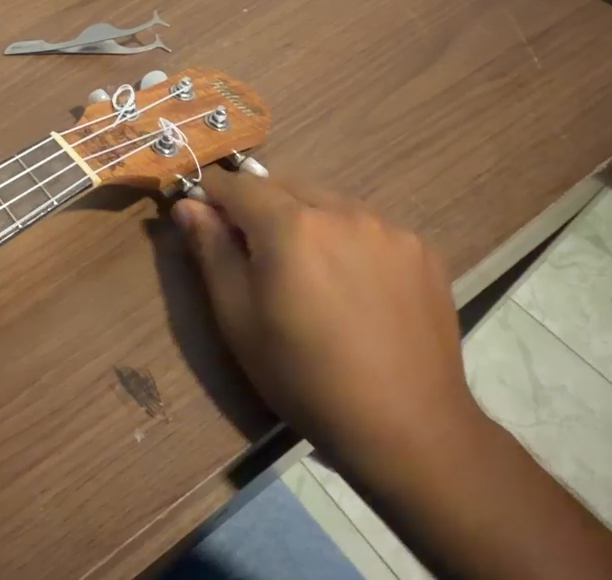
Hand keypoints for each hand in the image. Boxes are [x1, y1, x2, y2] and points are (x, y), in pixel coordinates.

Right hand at [172, 171, 481, 474]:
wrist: (406, 427)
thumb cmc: (303, 375)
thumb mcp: (238, 317)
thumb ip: (211, 250)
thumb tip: (189, 205)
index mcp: (291, 225)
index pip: (237, 184)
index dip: (212, 194)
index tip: (202, 215)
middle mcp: (342, 211)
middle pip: (285, 186)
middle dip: (259, 205)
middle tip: (251, 251)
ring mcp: (388, 228)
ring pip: (329, 202)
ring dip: (305, 219)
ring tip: (305, 270)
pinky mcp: (422, 250)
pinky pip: (368, 226)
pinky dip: (347, 238)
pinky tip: (351, 284)